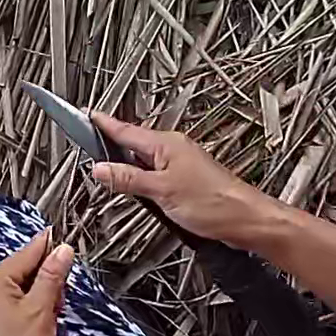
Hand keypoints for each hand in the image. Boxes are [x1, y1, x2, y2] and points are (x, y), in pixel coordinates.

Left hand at [0, 232, 74, 335]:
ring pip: (27, 289)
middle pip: (29, 269)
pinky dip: (34, 315)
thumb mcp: (40, 312)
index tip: (73, 254)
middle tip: (54, 309)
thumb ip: (53, 277)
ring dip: (44, 303)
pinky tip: (37, 334)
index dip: (54, 253)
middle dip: (49, 286)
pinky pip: (20, 305)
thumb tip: (63, 249)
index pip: (31, 250)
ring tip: (45, 327)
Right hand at [89, 113, 287, 248]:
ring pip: (145, 159)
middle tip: (92, 140)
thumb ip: (128, 179)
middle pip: (134, 143)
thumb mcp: (161, 191)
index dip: (104, 124)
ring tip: (111, 170)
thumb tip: (101, 169)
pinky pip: (156, 171)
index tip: (89, 115)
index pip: (126, 130)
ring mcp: (181, 163)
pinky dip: (144, 177)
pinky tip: (141, 189)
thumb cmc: (214, 202)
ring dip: (128, 165)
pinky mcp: (187, 179)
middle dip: (113, 145)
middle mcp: (174, 148)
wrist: (246, 219)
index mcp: (166, 144)